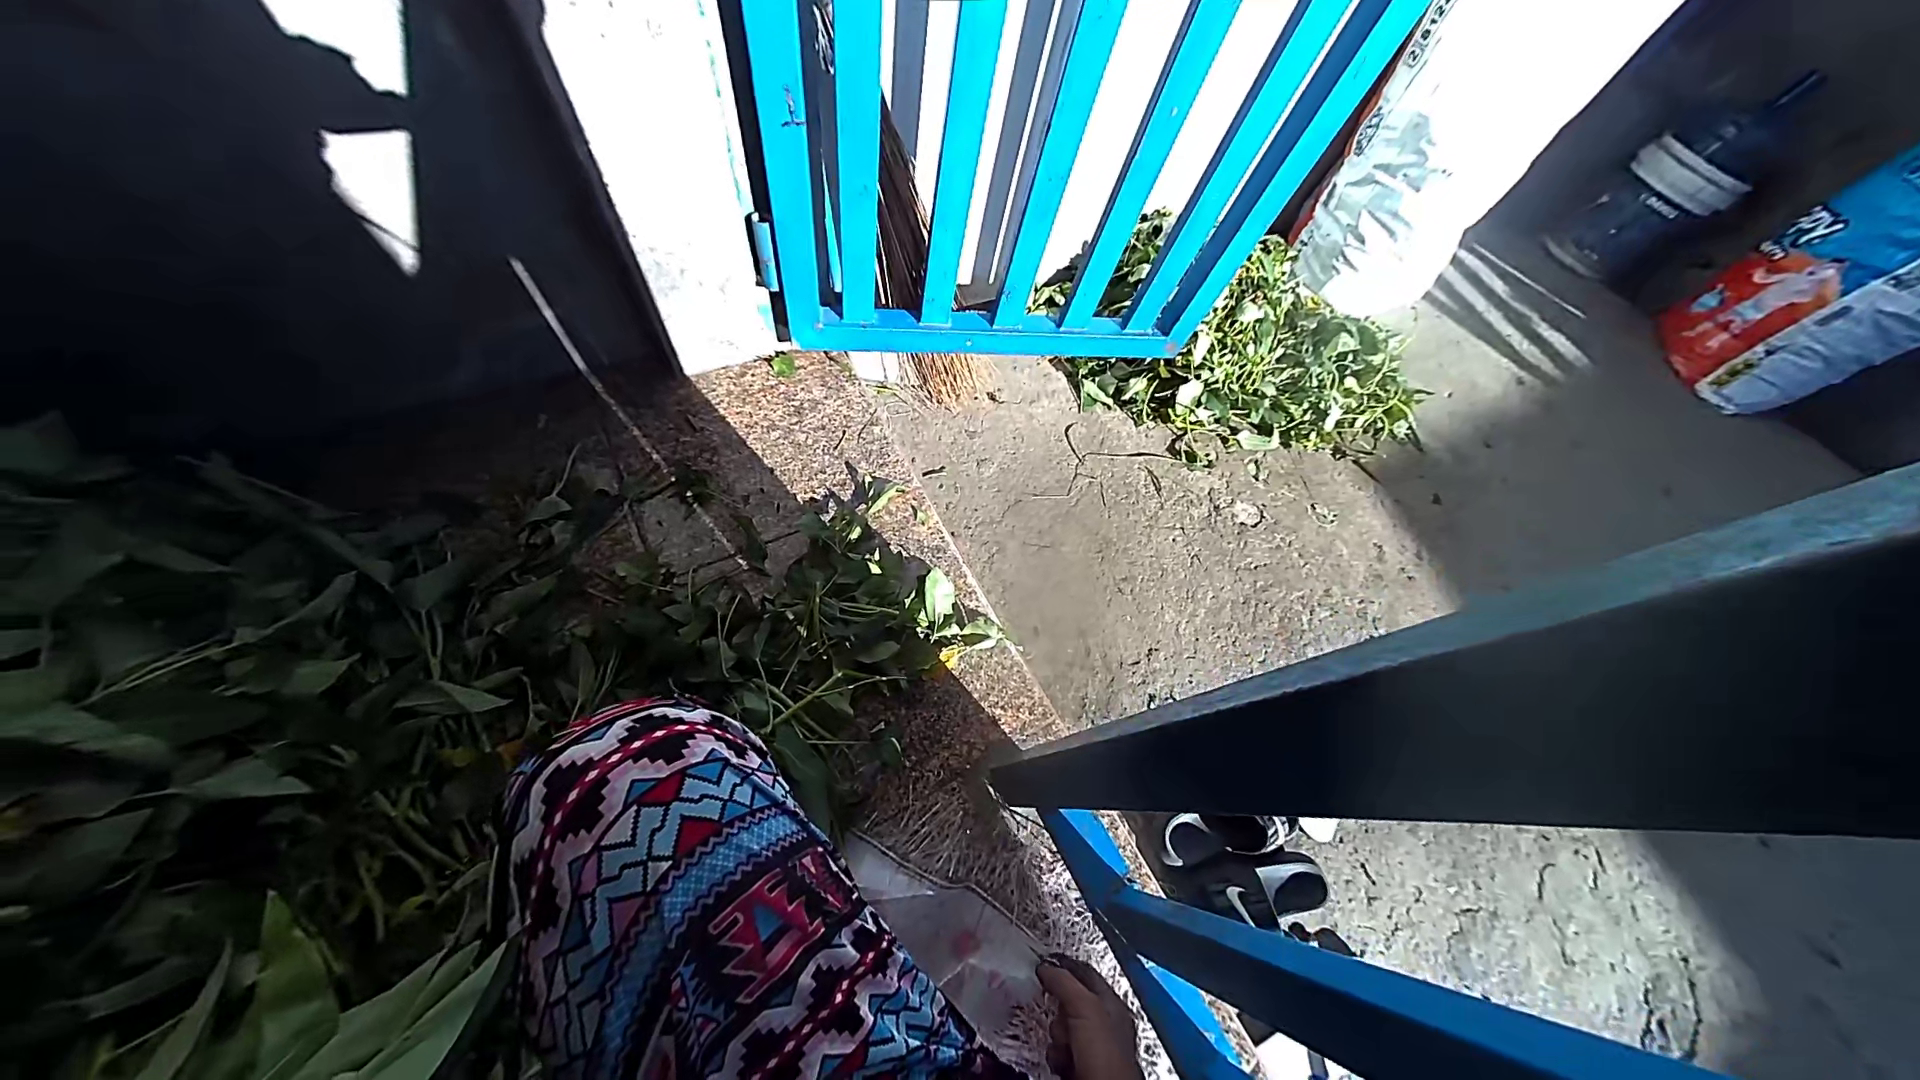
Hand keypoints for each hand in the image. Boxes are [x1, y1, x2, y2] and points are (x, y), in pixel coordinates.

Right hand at [1036, 953, 1141, 1079]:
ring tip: (1065, 1046)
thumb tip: (1046, 966)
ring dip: (1057, 1035)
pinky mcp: (1079, 1068)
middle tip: (1060, 1016)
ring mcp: (1092, 1049)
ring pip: (1061, 1028)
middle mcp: (1104, 1025)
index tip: (1044, 963)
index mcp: (1112, 1005)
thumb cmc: (1106, 1057)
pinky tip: (1062, 1062)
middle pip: (1069, 1002)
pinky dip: (1055, 1054)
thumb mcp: (1085, 1007)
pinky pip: (1058, 1052)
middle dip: (1059, 1008)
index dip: (1064, 965)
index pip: (1085, 973)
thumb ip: (1066, 983)